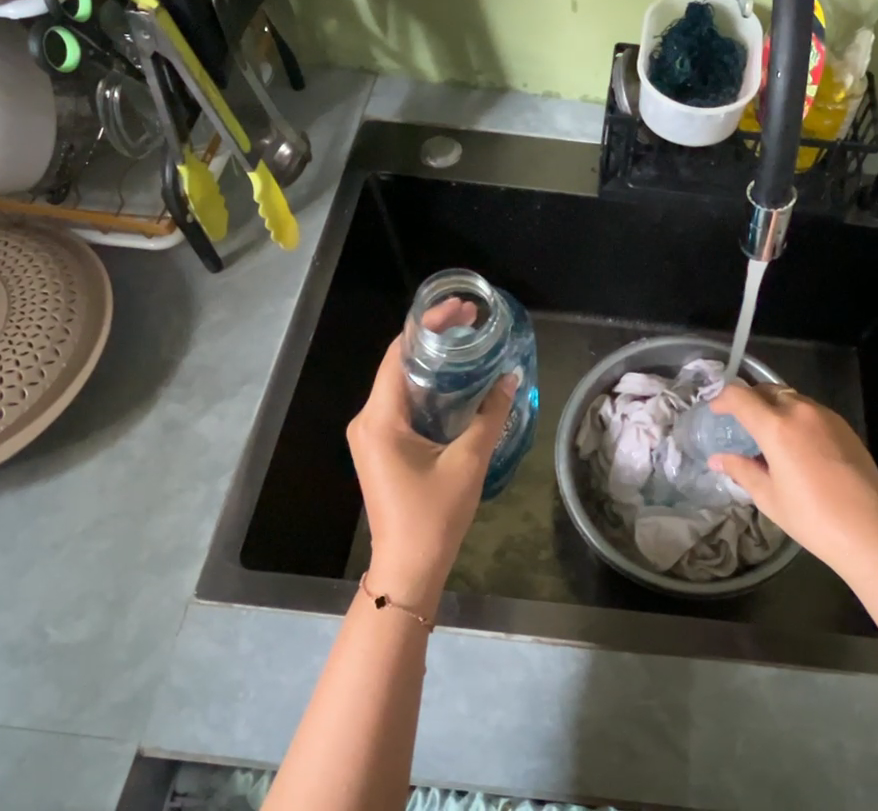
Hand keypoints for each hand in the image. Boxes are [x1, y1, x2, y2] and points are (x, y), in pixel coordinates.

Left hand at [346, 300, 514, 612]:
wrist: (408, 567)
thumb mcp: (468, 462)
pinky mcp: (380, 447)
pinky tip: (456, 384)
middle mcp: (368, 419)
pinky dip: (427, 389)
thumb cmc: (434, 515)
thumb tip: (510, 378)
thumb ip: (490, 416)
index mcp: (380, 418)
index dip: (428, 326)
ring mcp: (371, 435)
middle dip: (434, 340)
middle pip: (398, 364)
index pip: (398, 353)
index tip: (460, 309)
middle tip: (472, 323)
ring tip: (469, 346)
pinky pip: (401, 405)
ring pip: (400, 384)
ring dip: (432, 364)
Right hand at [706, 383, 877, 577]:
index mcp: (777, 427)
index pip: (740, 396)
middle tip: (740, 424)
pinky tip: (796, 446)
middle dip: (749, 400)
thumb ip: (742, 470)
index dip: (723, 400)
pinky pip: (811, 411)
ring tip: (768, 436)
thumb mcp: (768, 497)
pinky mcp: (844, 427)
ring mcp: (827, 416)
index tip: (716, 412)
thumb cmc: (812, 518)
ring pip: (791, 398)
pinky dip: (796, 418)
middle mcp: (802, 412)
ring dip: (774, 408)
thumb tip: (718, 459)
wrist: (869, 531)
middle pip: (767, 390)